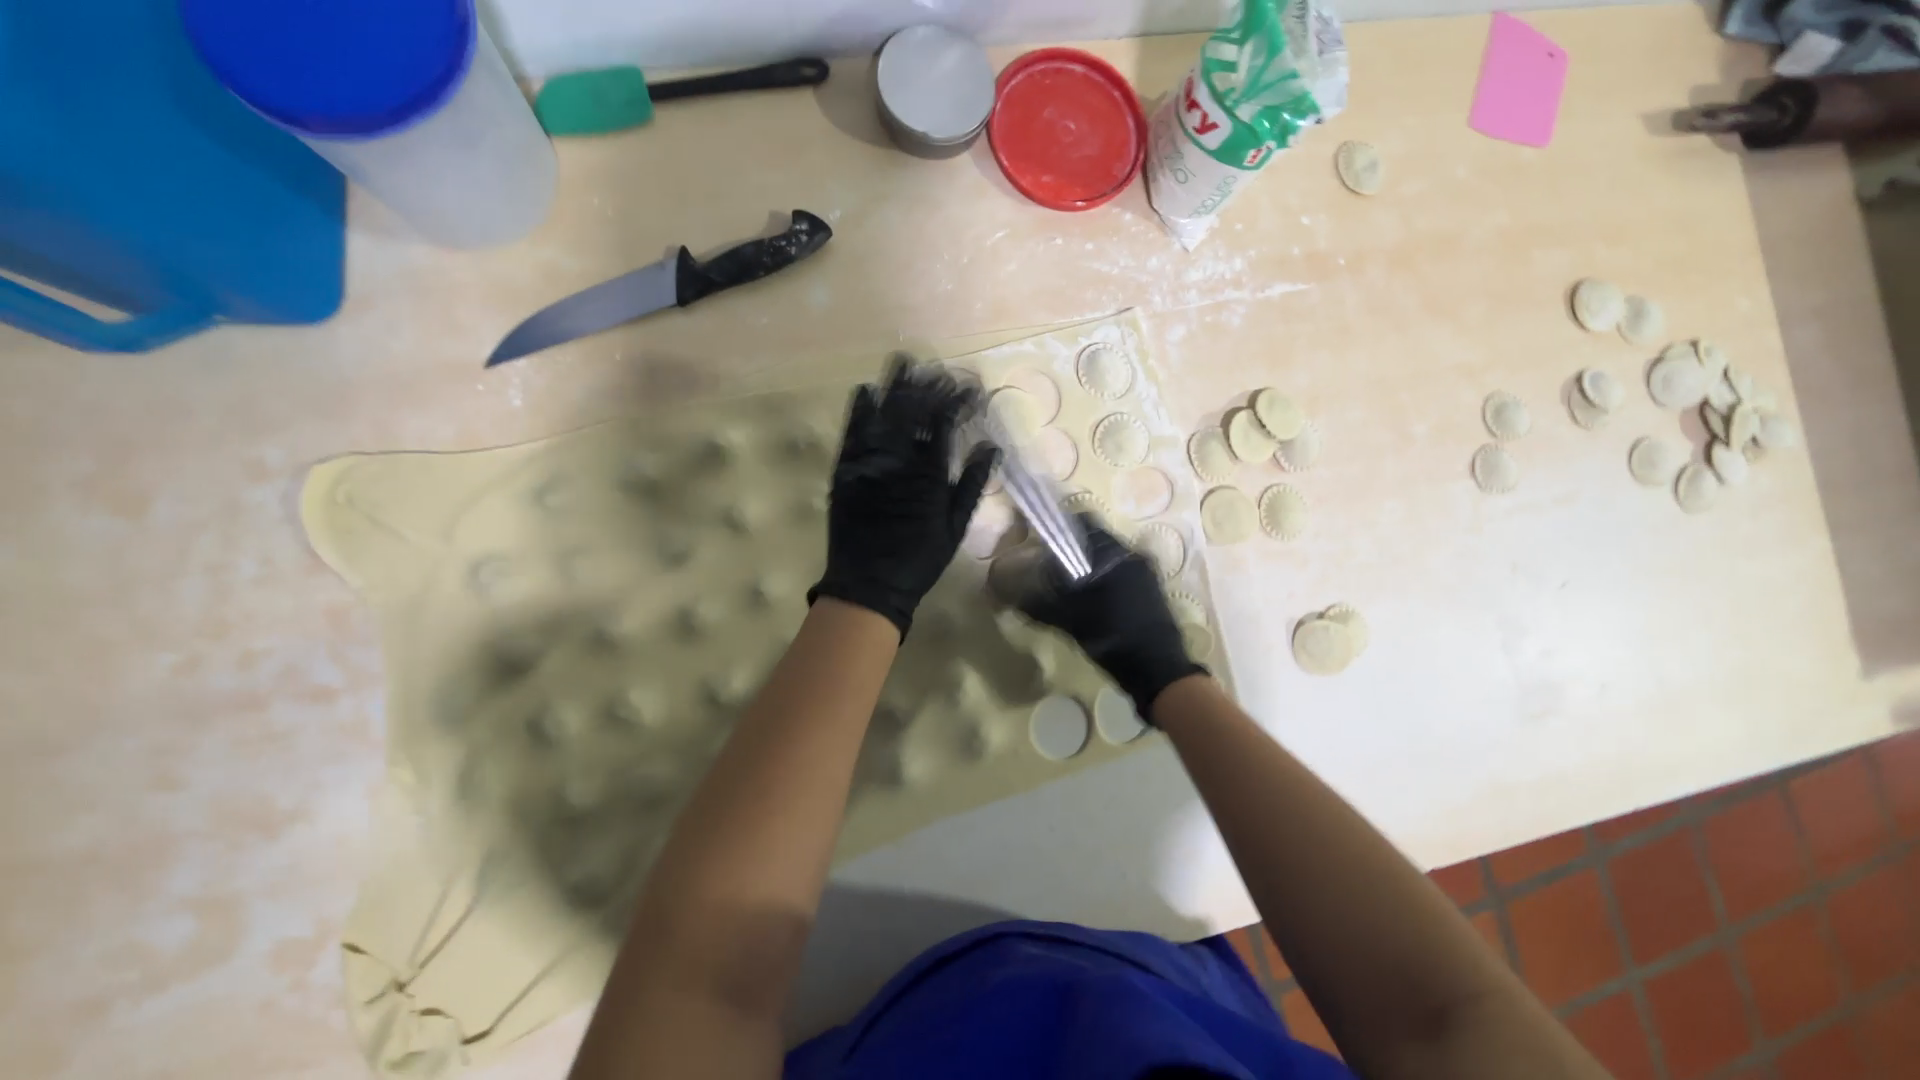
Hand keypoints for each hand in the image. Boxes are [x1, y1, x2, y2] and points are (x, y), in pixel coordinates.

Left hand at [808, 356, 997, 638]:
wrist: (868, 584)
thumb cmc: (919, 559)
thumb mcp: (955, 526)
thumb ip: (971, 483)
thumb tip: (990, 446)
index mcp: (929, 474)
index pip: (945, 423)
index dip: (956, 400)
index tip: (968, 387)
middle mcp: (897, 460)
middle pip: (913, 410)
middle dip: (927, 386)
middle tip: (937, 369)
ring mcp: (867, 463)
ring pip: (882, 414)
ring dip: (895, 388)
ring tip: (905, 363)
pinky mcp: (843, 470)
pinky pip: (851, 432)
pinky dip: (859, 410)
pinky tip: (866, 389)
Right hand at [1017, 520, 1206, 714]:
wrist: (1159, 670)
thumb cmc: (1114, 637)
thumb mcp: (1071, 622)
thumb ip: (1041, 605)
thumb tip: (1012, 597)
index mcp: (1115, 554)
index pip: (1085, 524)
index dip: (1062, 528)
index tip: (1044, 542)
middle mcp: (1134, 556)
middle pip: (1096, 542)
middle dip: (1072, 552)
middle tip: (1050, 568)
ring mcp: (1146, 573)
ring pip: (1108, 560)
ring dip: (1088, 568)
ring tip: (1067, 587)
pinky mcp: (1151, 590)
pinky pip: (1121, 575)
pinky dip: (1103, 581)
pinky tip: (1089, 601)